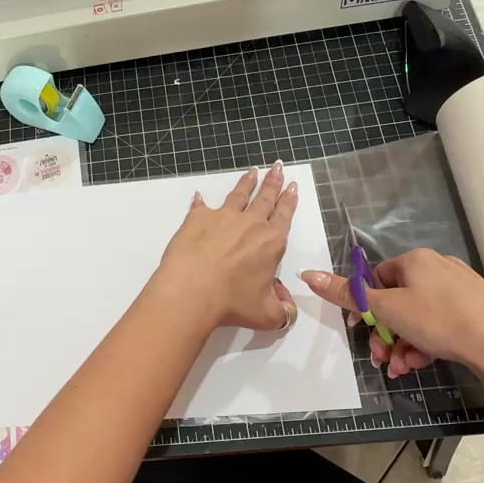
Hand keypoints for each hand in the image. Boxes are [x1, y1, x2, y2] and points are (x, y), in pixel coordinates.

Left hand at [150, 161, 298, 331]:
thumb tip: (286, 306)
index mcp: (272, 243)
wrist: (191, 291)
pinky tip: (200, 195)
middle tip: (277, 167)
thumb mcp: (267, 315)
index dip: (289, 200)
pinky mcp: (197, 218)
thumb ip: (282, 311)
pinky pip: (201, 205)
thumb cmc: (232, 303)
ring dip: (247, 182)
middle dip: (273, 182)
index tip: (292, 186)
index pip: (284, 215)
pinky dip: (201, 200)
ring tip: (252, 171)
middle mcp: (250, 224)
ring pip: (239, 195)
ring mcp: (223, 217)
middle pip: (265, 198)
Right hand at [298, 248, 483, 377]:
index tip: (358, 330)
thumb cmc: (438, 319)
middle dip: (383, 333)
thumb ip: (346, 294)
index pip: (376, 278)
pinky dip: (425, 345)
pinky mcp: (477, 312)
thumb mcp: (385, 308)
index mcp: (415, 261)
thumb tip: (307, 273)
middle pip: (396, 301)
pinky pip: (439, 326)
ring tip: (400, 368)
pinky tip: (419, 365)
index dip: (363, 306)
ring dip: (401, 344)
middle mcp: (437, 268)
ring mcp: (460, 291)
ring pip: (417, 318)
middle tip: (381, 357)